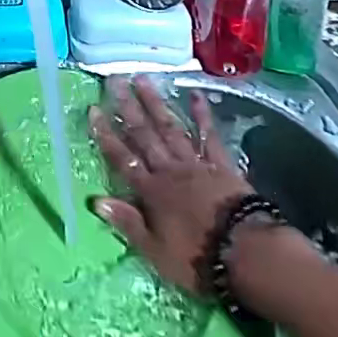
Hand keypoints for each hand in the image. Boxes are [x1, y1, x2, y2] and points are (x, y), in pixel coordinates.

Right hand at [87, 76, 254, 295]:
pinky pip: (208, 134)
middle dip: (127, 107)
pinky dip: (201, 114)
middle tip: (115, 80)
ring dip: (155, 103)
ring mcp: (195, 162)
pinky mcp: (220, 162)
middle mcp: (169, 169)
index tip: (94, 109)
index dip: (106, 135)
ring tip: (142, 79)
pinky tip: (196, 94)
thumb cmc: (196, 257)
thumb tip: (97, 199)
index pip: (123, 159)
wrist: (243, 250)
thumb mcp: (155, 251)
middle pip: (145, 135)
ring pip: (170, 127)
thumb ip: (128, 222)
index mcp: (152, 191)